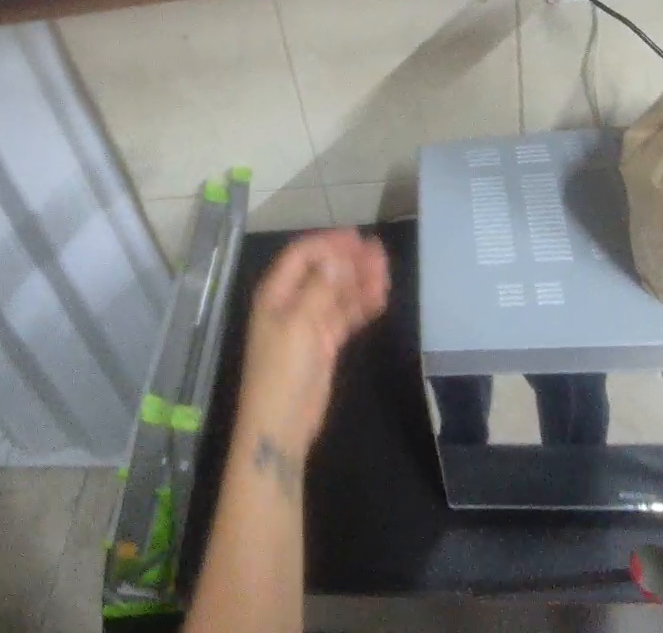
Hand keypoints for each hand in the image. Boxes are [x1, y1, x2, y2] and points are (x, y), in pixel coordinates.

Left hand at [233, 229, 390, 471]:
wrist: (281, 424)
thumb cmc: (283, 369)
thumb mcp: (300, 324)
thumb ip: (321, 288)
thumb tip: (339, 258)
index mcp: (276, 293)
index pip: (302, 256)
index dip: (328, 243)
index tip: (358, 238)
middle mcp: (291, 302)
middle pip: (323, 272)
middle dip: (349, 261)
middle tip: (379, 254)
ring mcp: (309, 322)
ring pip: (338, 293)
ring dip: (360, 282)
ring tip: (386, 273)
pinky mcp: (325, 342)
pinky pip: (345, 315)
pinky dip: (361, 306)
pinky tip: (381, 298)